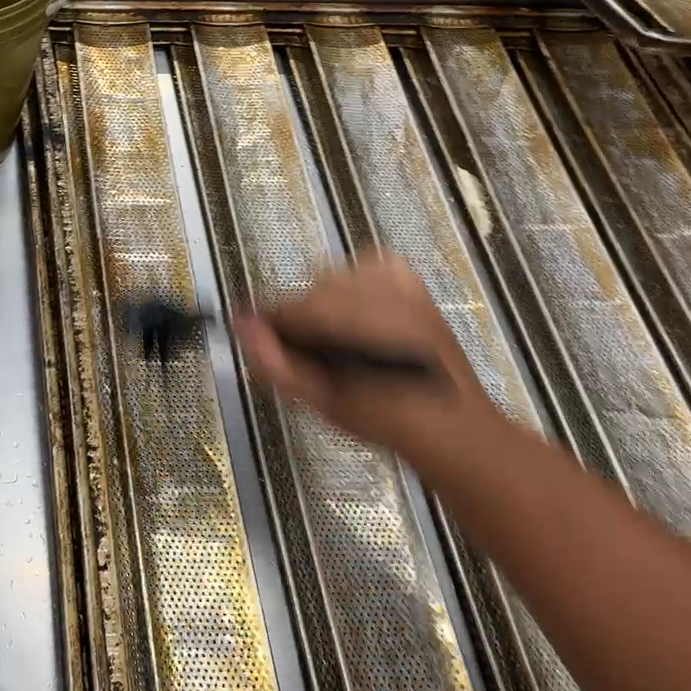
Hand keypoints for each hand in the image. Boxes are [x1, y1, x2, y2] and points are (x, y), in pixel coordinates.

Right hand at [232, 252, 498, 458]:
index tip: (270, 352)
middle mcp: (371, 293)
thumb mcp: (318, 398)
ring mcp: (396, 284)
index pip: (284, 308)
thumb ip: (273, 359)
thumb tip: (240, 324)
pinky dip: (358, 283)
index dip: (269, 330)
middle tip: (313, 357)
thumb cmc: (380, 419)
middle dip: (302, 319)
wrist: (450, 425)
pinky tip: (364, 313)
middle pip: (307, 291)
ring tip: (340, 338)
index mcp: (347, 321)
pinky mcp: (413, 284)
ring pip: (334, 276)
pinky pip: (370, 265)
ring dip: (327, 302)